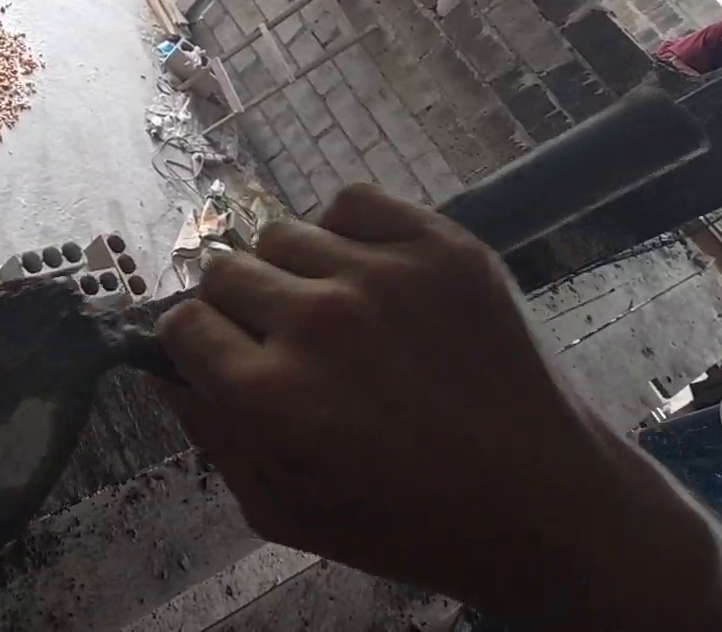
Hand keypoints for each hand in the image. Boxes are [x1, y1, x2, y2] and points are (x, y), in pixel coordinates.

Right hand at [155, 185, 721, 629]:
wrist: (553, 507)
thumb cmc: (407, 522)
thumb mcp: (283, 510)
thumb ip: (211, 437)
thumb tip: (168, 371)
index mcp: (270, 395)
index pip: (182, 324)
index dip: (192, 340)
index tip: (216, 349)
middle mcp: (315, 322)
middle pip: (222, 268)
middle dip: (233, 304)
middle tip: (274, 333)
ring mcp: (380, 275)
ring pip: (279, 233)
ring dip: (288, 270)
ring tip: (329, 304)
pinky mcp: (439, 245)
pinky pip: (350, 199)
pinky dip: (345, 228)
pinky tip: (365, 269)